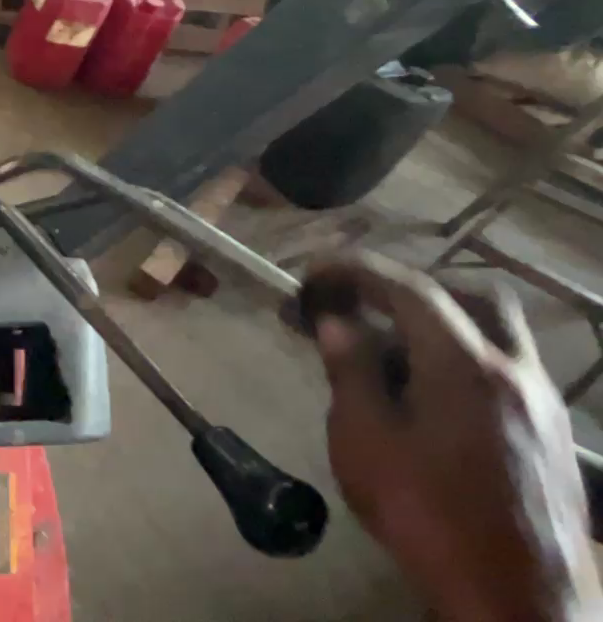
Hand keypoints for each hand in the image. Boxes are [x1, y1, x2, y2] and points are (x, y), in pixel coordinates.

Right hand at [304, 255, 599, 621]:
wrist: (515, 594)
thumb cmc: (424, 510)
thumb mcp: (364, 437)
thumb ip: (352, 370)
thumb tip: (337, 322)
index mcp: (466, 368)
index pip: (411, 290)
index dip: (356, 270)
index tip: (311, 272)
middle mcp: (516, 374)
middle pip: (474, 298)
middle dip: (412, 288)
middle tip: (359, 302)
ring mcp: (541, 406)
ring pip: (496, 334)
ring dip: (438, 324)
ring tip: (380, 348)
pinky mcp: (548, 436)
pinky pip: (503, 369)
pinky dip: (457, 356)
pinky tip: (418, 391)